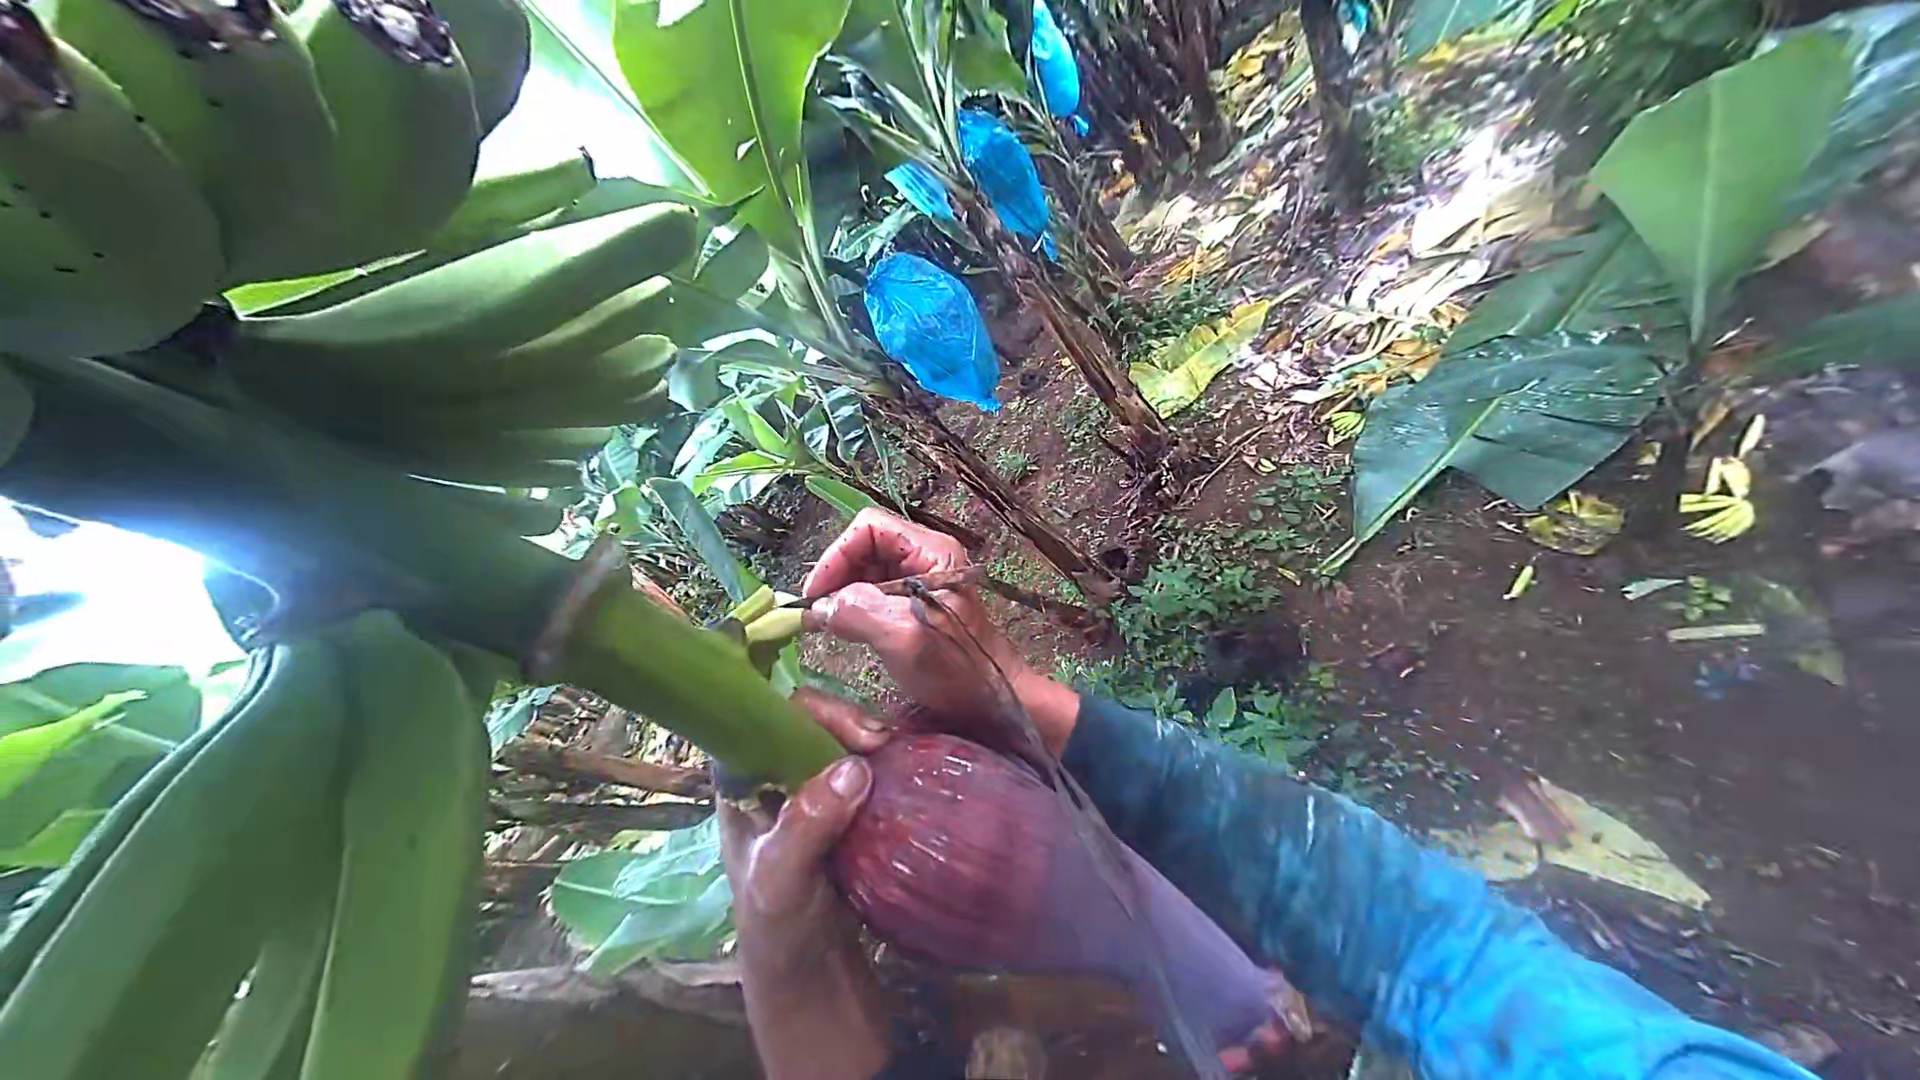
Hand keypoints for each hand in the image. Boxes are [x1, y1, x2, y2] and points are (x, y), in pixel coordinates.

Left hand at [719, 691, 891, 1079]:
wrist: (811, 970)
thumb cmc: (778, 925)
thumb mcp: (781, 879)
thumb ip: (805, 827)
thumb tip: (853, 770)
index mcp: (740, 781)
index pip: (763, 719)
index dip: (804, 711)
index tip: (850, 730)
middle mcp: (771, 773)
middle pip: (805, 719)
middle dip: (844, 721)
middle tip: (880, 741)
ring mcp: (808, 784)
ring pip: (836, 736)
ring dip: (866, 736)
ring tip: (894, 749)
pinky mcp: (840, 800)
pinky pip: (860, 761)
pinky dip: (880, 757)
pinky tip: (899, 762)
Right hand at [802, 509, 1079, 754]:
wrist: (995, 700)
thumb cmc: (958, 669)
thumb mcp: (905, 639)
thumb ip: (860, 613)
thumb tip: (820, 607)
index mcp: (932, 553)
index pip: (870, 529)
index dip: (838, 555)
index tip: (818, 594)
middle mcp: (926, 559)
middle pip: (867, 547)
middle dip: (838, 575)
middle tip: (818, 612)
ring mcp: (922, 581)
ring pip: (867, 571)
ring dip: (843, 593)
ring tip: (827, 623)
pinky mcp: (916, 604)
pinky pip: (875, 593)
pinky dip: (855, 608)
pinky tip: (845, 630)